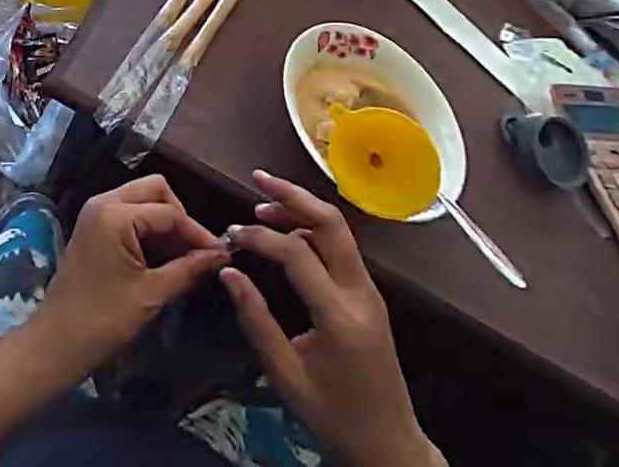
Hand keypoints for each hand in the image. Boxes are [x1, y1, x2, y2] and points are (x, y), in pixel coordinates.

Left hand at [30, 175, 229, 372]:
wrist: (57, 341)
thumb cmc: (103, 319)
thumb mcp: (151, 293)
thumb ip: (188, 268)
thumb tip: (219, 255)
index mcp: (115, 214)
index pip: (169, 212)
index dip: (197, 233)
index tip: (221, 254)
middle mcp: (104, 202)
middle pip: (155, 190)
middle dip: (180, 216)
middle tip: (198, 250)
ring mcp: (96, 211)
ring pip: (142, 198)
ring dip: (165, 220)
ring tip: (185, 254)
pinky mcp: (94, 224)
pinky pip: (129, 210)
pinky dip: (148, 225)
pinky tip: (163, 253)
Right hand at [221, 170, 442, 466]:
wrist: (389, 447)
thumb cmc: (335, 417)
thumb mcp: (286, 377)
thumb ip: (256, 321)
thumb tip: (229, 273)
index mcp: (341, 317)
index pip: (298, 255)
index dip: (261, 237)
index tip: (232, 235)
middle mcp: (362, 294)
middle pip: (331, 224)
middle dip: (293, 195)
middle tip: (258, 179)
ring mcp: (369, 291)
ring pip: (338, 230)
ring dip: (302, 209)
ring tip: (263, 206)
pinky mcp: (367, 294)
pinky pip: (340, 248)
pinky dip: (311, 229)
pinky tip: (286, 233)